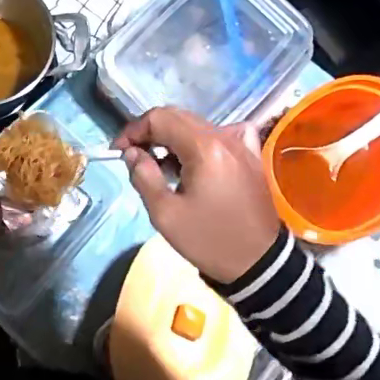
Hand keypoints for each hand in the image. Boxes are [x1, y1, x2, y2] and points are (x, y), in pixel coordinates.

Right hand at [113, 107, 283, 280]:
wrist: (260, 263)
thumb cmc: (209, 239)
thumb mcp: (164, 213)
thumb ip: (143, 176)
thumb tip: (132, 153)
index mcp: (204, 148)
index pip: (159, 118)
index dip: (133, 130)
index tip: (119, 152)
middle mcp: (225, 137)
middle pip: (177, 116)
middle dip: (149, 132)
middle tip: (134, 157)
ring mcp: (242, 144)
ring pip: (196, 125)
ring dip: (172, 138)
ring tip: (161, 165)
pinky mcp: (251, 156)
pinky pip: (222, 134)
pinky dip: (200, 140)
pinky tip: (196, 159)